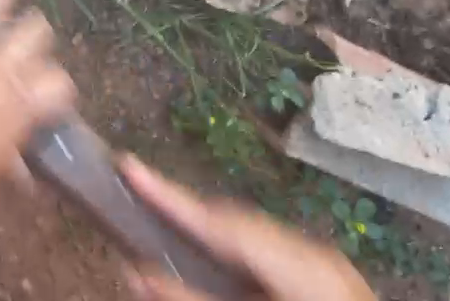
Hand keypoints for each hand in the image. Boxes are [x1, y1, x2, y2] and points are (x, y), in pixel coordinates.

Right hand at [119, 158, 374, 300]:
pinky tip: (211, 256)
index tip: (125, 162)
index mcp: (299, 263)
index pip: (219, 221)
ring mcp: (323, 265)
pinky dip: (231, 248)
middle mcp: (312, 254)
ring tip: (163, 218)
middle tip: (135, 188)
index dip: (168, 193)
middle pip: (233, 220)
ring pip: (249, 234)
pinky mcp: (324, 279)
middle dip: (184, 207)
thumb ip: (193, 298)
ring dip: (205, 228)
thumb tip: (133, 270)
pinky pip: (266, 250)